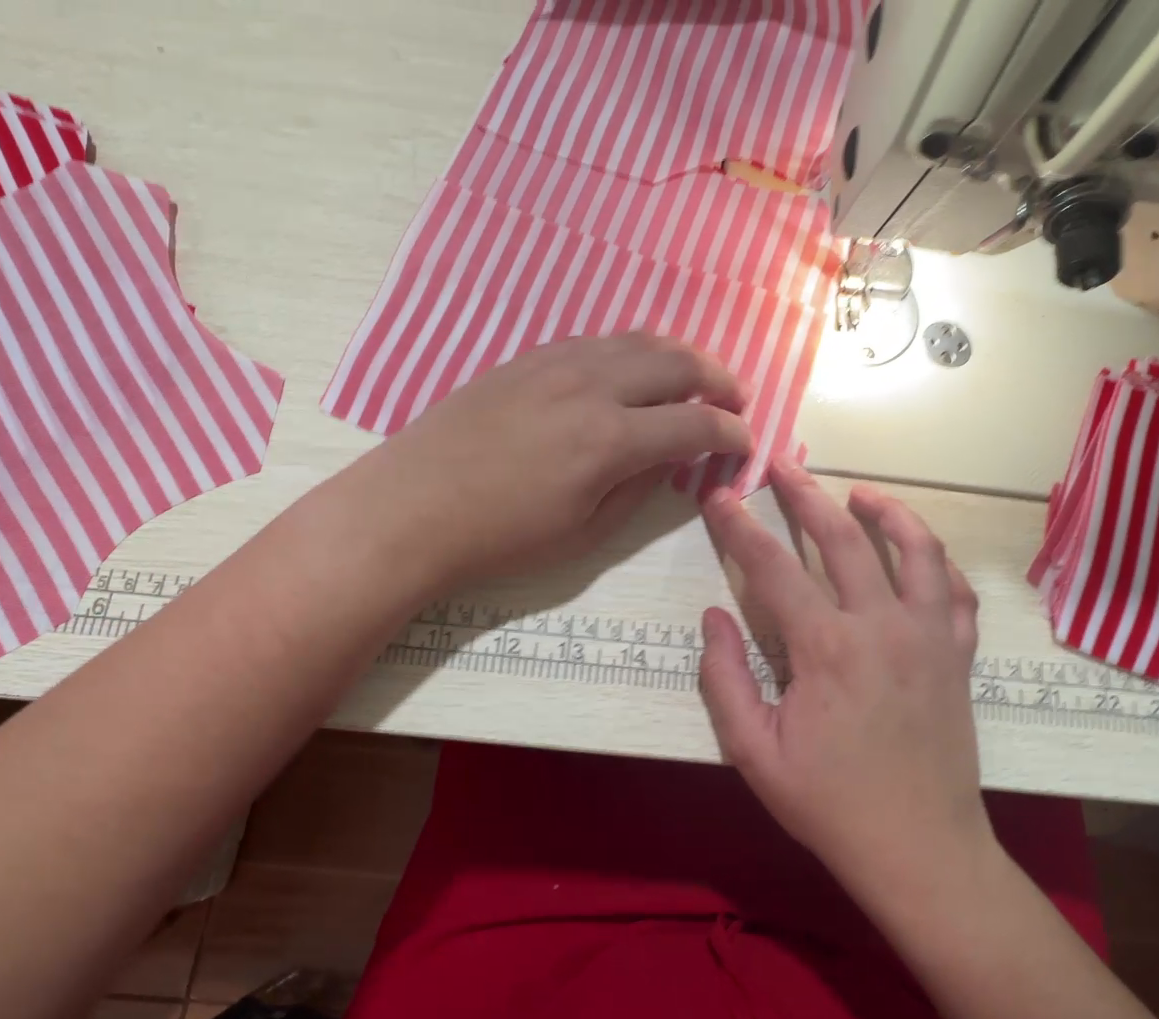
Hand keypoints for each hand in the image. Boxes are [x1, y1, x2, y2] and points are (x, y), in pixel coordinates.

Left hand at [365, 334, 750, 582]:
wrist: (412, 507)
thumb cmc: (501, 538)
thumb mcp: (584, 534)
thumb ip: (637, 490)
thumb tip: (667, 459)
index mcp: (610, 440)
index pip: (695, 423)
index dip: (731, 433)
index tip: (746, 443)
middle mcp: (591, 386)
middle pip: (676, 361)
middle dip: (718, 378)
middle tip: (734, 400)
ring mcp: (556, 364)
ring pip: (636, 339)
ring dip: (677, 355)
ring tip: (693, 378)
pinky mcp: (527, 359)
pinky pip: (596, 341)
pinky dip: (630, 351)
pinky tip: (630, 373)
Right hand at [699, 462, 988, 890]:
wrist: (919, 848)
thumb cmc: (829, 804)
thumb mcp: (754, 754)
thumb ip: (725, 680)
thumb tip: (712, 618)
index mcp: (827, 648)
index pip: (773, 567)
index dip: (739, 527)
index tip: (718, 496)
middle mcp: (883, 626)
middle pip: (843, 538)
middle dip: (805, 495)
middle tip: (781, 465)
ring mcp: (930, 637)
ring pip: (916, 550)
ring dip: (887, 511)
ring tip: (860, 491)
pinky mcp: (958, 655)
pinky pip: (956, 592)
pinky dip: (938, 561)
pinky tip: (920, 551)